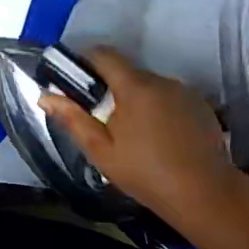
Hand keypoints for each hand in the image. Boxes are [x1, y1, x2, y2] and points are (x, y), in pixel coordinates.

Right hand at [39, 48, 248, 225]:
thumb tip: (45, 97)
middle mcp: (162, 81)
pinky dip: (157, 109)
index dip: (84, 60)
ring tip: (130, 133)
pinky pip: (170, 98)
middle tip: (98, 118)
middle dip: (109, 88)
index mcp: (135, 88)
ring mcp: (186, 92)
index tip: (72, 78)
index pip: (105, 55)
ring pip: (150, 87)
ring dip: (135, 100)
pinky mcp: (201, 106)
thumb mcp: (101, 150)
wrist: (203, 192)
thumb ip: (73, 119)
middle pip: (127, 73)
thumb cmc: (144, 173)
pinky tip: (157, 138)